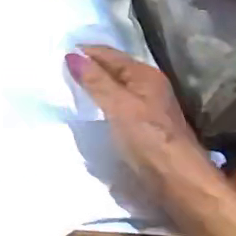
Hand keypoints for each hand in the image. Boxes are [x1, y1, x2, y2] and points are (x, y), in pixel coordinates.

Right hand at [67, 47, 221, 213]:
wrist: (181, 183)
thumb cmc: (149, 139)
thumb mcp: (118, 106)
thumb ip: (95, 80)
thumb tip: (71, 55)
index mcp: (144, 74)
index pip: (107, 53)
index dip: (82, 52)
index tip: (54, 55)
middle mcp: (147, 86)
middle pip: (110, 69)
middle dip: (86, 68)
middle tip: (55, 70)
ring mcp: (147, 107)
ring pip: (112, 88)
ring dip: (92, 87)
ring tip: (65, 88)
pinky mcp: (143, 127)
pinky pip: (115, 105)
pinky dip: (100, 104)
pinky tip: (87, 111)